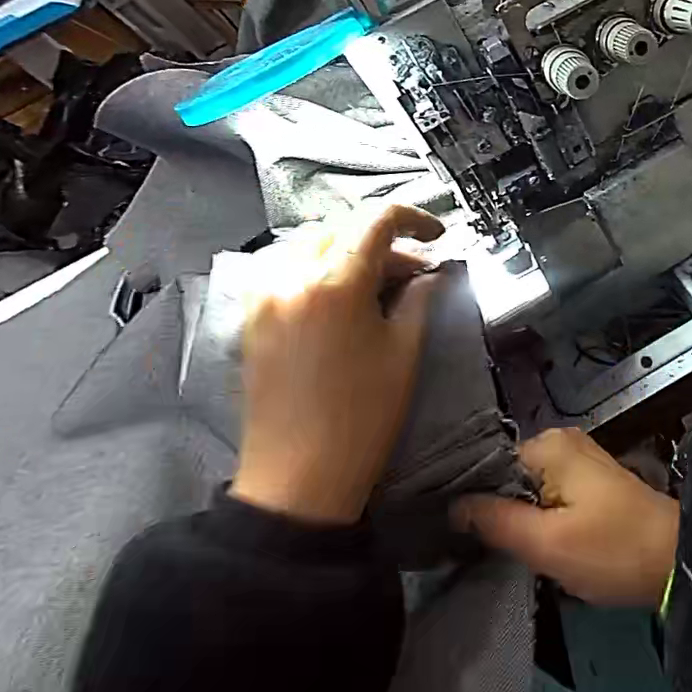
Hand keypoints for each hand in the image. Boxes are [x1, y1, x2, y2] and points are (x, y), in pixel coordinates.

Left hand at [229, 203, 445, 525]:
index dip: (415, 219)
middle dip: (385, 240)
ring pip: (312, 244)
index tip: (439, 235)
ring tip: (381, 283)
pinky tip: (343, 296)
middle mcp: (292, 278)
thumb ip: (421, 297)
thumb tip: (433, 272)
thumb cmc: (364, 411)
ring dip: (351, 251)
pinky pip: (287, 268)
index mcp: (335, 283)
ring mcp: (264, 296)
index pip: (377, 222)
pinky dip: (320, 267)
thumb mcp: (405, 349)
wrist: (299, 472)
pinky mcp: (252, 316)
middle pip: (343, 229)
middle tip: (417, 270)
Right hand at [452, 427, 679, 606]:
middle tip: (469, 549)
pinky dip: (533, 518)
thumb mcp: (546, 542)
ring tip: (490, 550)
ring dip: (511, 518)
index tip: (444, 534)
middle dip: (490, 510)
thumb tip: (453, 505)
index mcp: (549, 445)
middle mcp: (562, 443)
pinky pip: (545, 496)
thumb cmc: (612, 549)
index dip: (466, 499)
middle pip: (505, 477)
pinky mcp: (588, 484)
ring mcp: (578, 462)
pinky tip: (523, 543)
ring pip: (524, 490)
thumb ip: (496, 520)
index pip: (487, 465)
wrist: (675, 558)